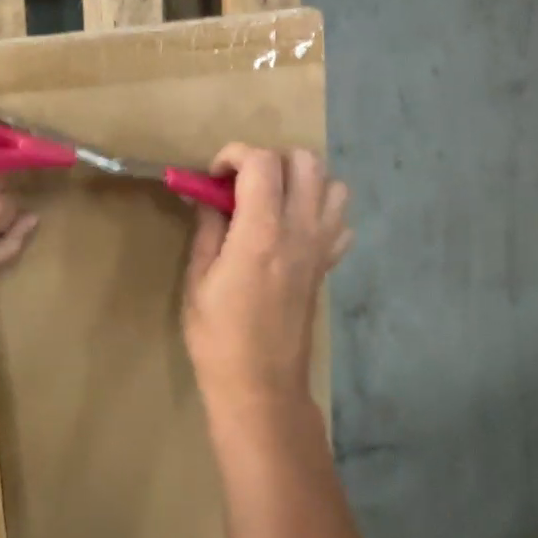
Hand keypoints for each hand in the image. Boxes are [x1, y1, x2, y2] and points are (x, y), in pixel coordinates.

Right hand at [182, 144, 351, 410]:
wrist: (260, 383)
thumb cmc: (217, 334)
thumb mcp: (197, 279)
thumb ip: (207, 230)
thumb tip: (206, 197)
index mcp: (261, 233)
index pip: (262, 163)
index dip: (233, 155)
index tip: (211, 176)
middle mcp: (300, 231)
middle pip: (304, 161)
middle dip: (267, 161)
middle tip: (237, 185)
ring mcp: (321, 248)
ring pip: (331, 184)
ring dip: (299, 181)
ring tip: (267, 202)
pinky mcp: (328, 265)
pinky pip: (340, 220)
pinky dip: (319, 210)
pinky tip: (290, 228)